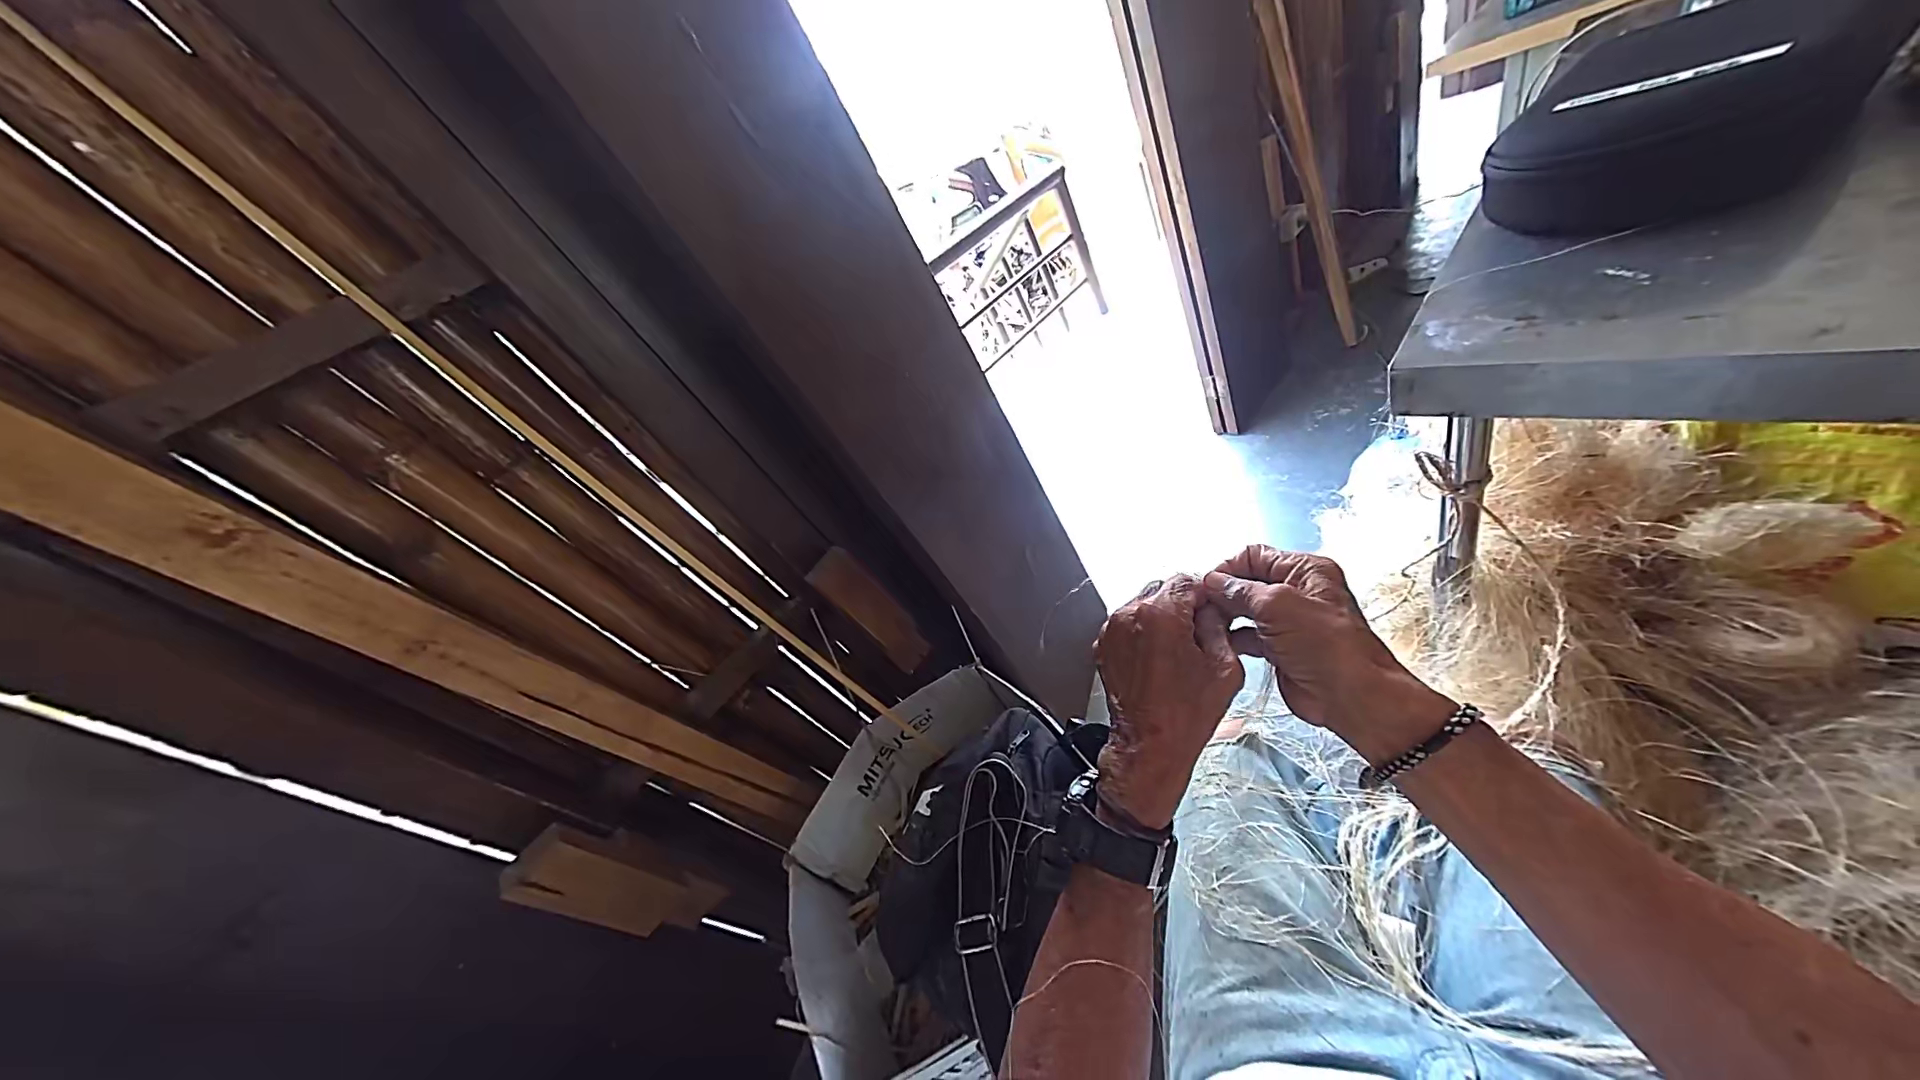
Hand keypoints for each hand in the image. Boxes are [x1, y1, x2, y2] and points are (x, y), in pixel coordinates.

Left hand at [1093, 574, 1243, 828]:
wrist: (1148, 745)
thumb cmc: (1183, 716)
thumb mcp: (1224, 667)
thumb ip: (1218, 626)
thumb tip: (1213, 609)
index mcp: (1161, 615)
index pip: (1186, 580)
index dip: (1204, 595)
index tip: (1211, 610)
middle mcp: (1130, 616)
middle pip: (1162, 589)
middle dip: (1182, 605)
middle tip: (1197, 632)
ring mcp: (1112, 630)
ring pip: (1143, 605)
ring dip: (1161, 619)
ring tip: (1176, 651)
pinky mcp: (1104, 645)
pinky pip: (1128, 625)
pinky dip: (1142, 633)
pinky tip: (1158, 659)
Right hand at [1203, 546, 1454, 765]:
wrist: (1350, 697)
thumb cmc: (1328, 647)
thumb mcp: (1278, 605)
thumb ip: (1240, 590)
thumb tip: (1213, 581)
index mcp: (1305, 571)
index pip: (1254, 556)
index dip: (1228, 568)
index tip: (1207, 584)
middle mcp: (1296, 592)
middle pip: (1246, 583)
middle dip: (1223, 593)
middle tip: (1203, 607)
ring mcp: (1288, 621)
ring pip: (1243, 610)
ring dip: (1224, 616)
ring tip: (1208, 625)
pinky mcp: (1279, 647)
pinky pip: (1246, 636)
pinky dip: (1231, 639)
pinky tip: (1219, 644)